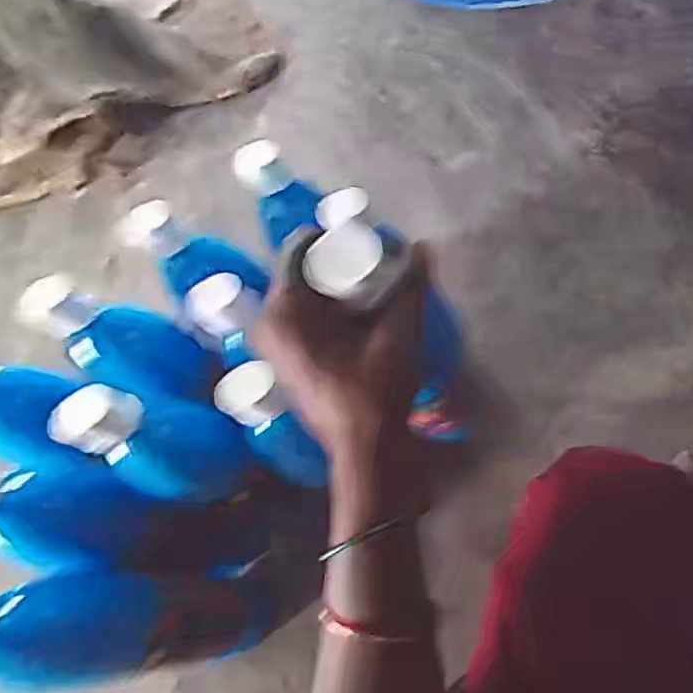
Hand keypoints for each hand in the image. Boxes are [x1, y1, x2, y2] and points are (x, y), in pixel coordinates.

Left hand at [251, 243, 428, 528]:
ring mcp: (275, 351)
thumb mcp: (398, 333)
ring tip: (379, 293)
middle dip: (341, 268)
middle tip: (380, 266)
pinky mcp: (290, 368)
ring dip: (341, 294)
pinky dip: (335, 317)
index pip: (301, 252)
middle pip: (305, 278)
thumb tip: (424, 249)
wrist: (369, 450)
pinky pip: (309, 326)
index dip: (337, 242)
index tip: (368, 243)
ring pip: (309, 304)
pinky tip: (367, 322)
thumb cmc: (377, 390)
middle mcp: (269, 327)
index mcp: (283, 311)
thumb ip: (411, 288)